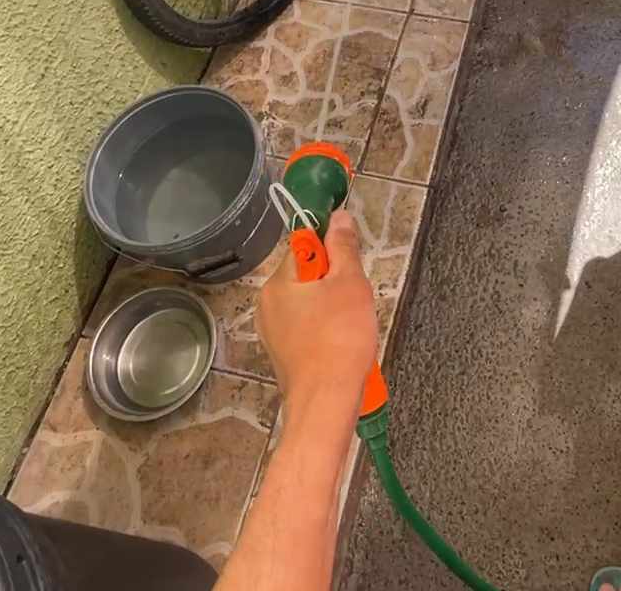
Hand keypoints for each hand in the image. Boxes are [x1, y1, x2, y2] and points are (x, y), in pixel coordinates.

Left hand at [258, 211, 378, 412]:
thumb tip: (338, 217)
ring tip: (349, 321)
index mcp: (279, 282)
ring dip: (329, 302)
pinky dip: (321, 324)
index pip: (303, 244)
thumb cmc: (340, 338)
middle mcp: (267, 302)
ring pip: (305, 299)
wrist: (326, 402)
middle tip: (353, 297)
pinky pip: (303, 323)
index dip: (330, 248)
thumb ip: (344, 247)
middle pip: (304, 272)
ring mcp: (271, 329)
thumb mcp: (350, 283)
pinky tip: (339, 339)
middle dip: (332, 279)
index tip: (349, 264)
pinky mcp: (281, 351)